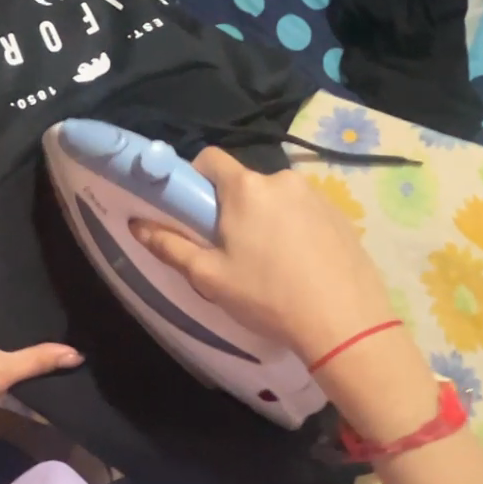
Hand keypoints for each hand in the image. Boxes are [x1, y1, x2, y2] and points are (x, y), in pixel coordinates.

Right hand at [130, 149, 439, 442]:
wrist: (346, 324)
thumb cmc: (268, 297)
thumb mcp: (209, 276)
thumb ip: (169, 245)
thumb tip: (137, 224)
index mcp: (245, 187)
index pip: (209, 159)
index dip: (195, 179)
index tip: (194, 211)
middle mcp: (281, 179)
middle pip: (243, 182)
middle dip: (231, 206)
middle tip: (229, 247)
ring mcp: (316, 195)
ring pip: (274, 197)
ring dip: (264, 217)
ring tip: (268, 261)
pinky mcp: (341, 214)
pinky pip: (303, 210)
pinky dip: (293, 227)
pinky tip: (298, 264)